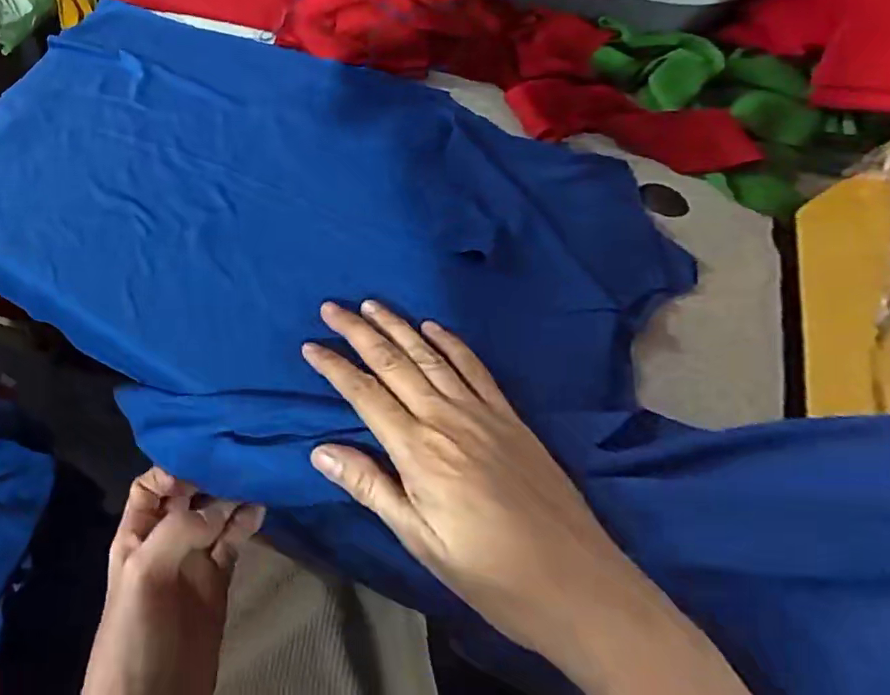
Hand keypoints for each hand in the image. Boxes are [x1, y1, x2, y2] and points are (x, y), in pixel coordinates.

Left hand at [82, 468, 264, 694]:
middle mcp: (165, 539)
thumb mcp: (144, 572)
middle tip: (239, 458)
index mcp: (137, 532)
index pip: (151, 485)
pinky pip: (232, 543)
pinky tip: (259, 510)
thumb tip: (218, 508)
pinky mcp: (217, 582)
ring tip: (255, 479)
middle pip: (188, 495)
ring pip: (214, 516)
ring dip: (232, 497)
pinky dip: (245, 525)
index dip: (172, 468)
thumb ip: (178, 531)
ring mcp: (193, 561)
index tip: (202, 458)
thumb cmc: (134, 631)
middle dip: (210, 475)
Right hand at [303, 302, 748, 694]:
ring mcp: (482, 413)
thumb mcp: (421, 541)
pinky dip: (450, 343)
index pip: (365, 395)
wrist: (579, 585)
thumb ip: (371, 488)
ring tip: (371, 304)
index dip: (335, 367)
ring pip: (430, 356)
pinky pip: (474, 368)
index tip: (310, 345)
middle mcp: (446, 419)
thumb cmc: (490, 573)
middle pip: (394, 363)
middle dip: (358, 332)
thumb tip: (320, 449)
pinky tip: (433, 327)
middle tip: (331, 306)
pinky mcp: (510, 417)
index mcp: (419, 452)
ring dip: (398, 326)